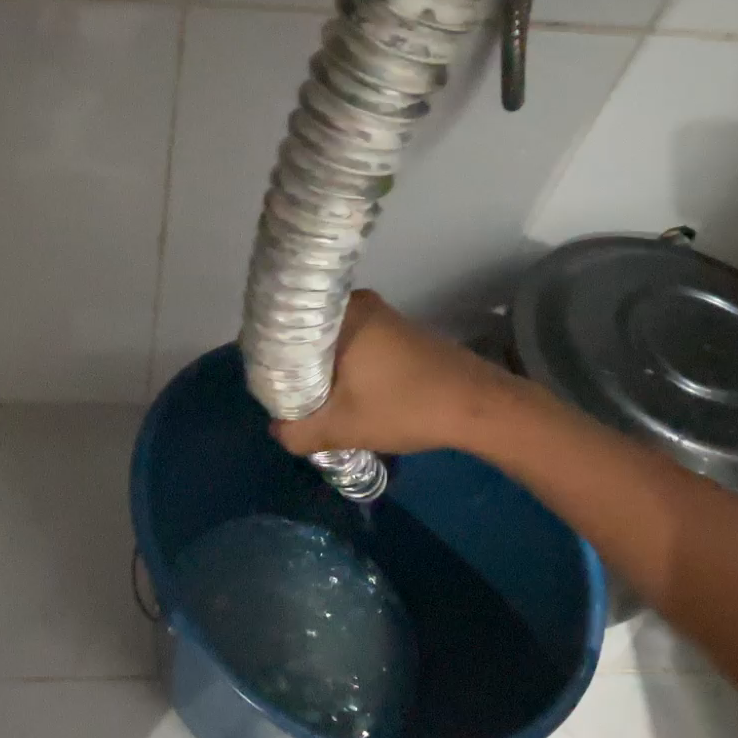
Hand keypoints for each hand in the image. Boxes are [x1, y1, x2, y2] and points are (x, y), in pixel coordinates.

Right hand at [271, 290, 524, 456]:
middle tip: (279, 394)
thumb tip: (278, 429)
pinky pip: (352, 344)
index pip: (282, 325)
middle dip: (290, 363)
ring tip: (304, 397)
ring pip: (330, 341)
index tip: (259, 381)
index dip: (264, 354)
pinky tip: (338, 392)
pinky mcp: (398, 333)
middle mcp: (358, 305)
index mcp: (340, 315)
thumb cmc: (405, 407)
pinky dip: (341, 366)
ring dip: (318, 367)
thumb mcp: (342, 428)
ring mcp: (382, 317)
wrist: (479, 406)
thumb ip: (298, 432)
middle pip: (306, 332)